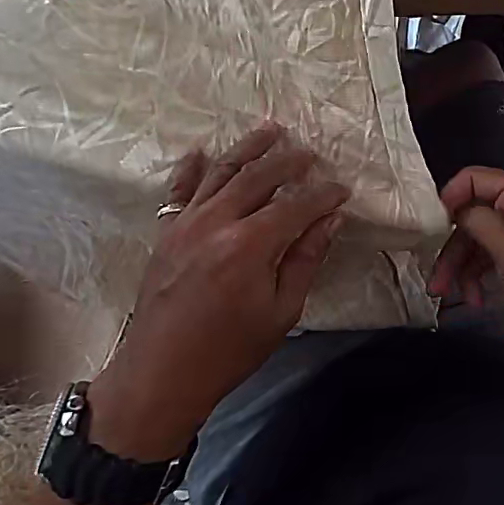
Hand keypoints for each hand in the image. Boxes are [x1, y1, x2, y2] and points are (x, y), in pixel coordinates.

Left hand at [90, 123, 348, 460]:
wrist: (160, 374)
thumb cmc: (230, 349)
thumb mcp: (282, 310)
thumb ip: (305, 259)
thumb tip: (330, 220)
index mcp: (250, 246)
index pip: (297, 205)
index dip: (323, 194)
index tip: (343, 190)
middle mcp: (216, 223)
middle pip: (258, 177)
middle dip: (289, 161)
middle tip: (311, 153)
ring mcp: (185, 225)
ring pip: (220, 173)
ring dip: (247, 149)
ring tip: (270, 130)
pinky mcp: (165, 233)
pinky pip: (178, 191)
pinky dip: (191, 168)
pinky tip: (201, 151)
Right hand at [429, 166, 503, 331]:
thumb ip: (477, 220)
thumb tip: (454, 206)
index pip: (475, 178)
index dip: (449, 198)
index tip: (430, 226)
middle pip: (472, 215)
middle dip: (452, 248)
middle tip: (436, 280)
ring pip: (478, 239)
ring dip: (462, 267)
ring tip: (447, 296)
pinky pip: (492, 255)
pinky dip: (479, 275)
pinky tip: (475, 300)